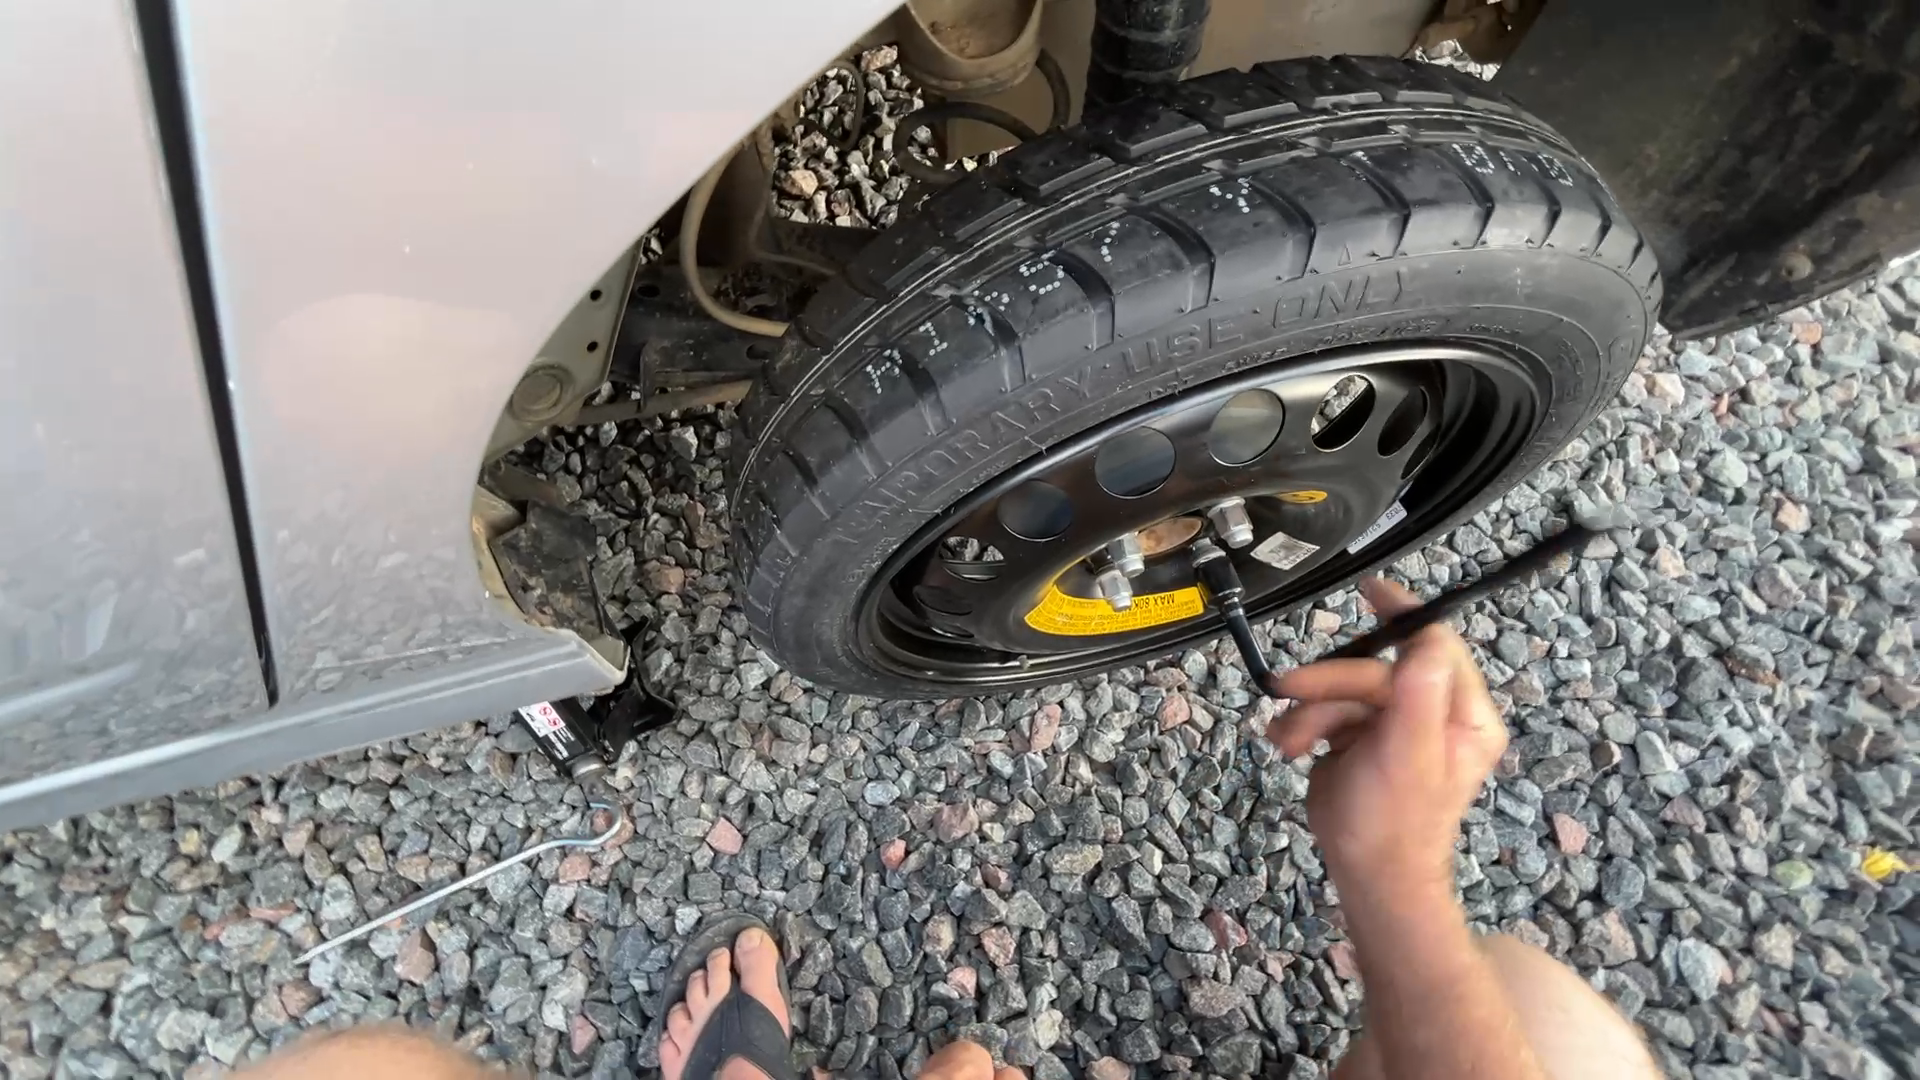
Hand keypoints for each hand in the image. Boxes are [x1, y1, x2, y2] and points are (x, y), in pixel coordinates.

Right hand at [1264, 578, 1507, 905]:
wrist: (1365, 870)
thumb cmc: (1393, 820)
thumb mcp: (1408, 758)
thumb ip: (1419, 700)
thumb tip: (1428, 642)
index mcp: (1460, 713)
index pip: (1433, 646)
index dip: (1403, 614)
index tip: (1370, 589)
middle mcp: (1429, 712)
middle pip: (1370, 668)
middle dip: (1327, 683)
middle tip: (1286, 689)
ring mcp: (1391, 724)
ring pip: (1339, 689)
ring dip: (1307, 711)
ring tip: (1289, 741)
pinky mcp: (1358, 735)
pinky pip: (1323, 709)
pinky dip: (1301, 723)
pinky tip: (1289, 745)